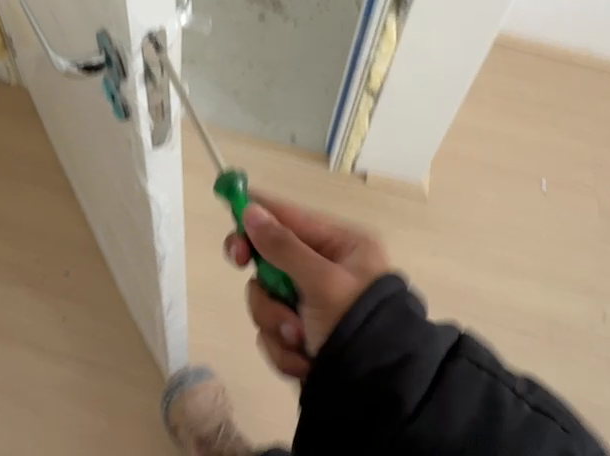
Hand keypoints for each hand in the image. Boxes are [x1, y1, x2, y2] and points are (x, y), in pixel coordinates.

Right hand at [224, 195, 390, 379]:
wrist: (378, 399)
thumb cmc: (356, 325)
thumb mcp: (322, 282)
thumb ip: (283, 246)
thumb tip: (250, 210)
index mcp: (342, 246)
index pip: (289, 216)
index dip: (257, 216)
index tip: (231, 221)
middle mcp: (326, 270)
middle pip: (270, 258)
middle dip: (265, 282)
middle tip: (242, 268)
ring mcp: (313, 305)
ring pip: (266, 298)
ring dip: (275, 321)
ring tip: (298, 339)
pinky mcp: (303, 336)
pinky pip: (273, 330)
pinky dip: (283, 348)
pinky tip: (303, 361)